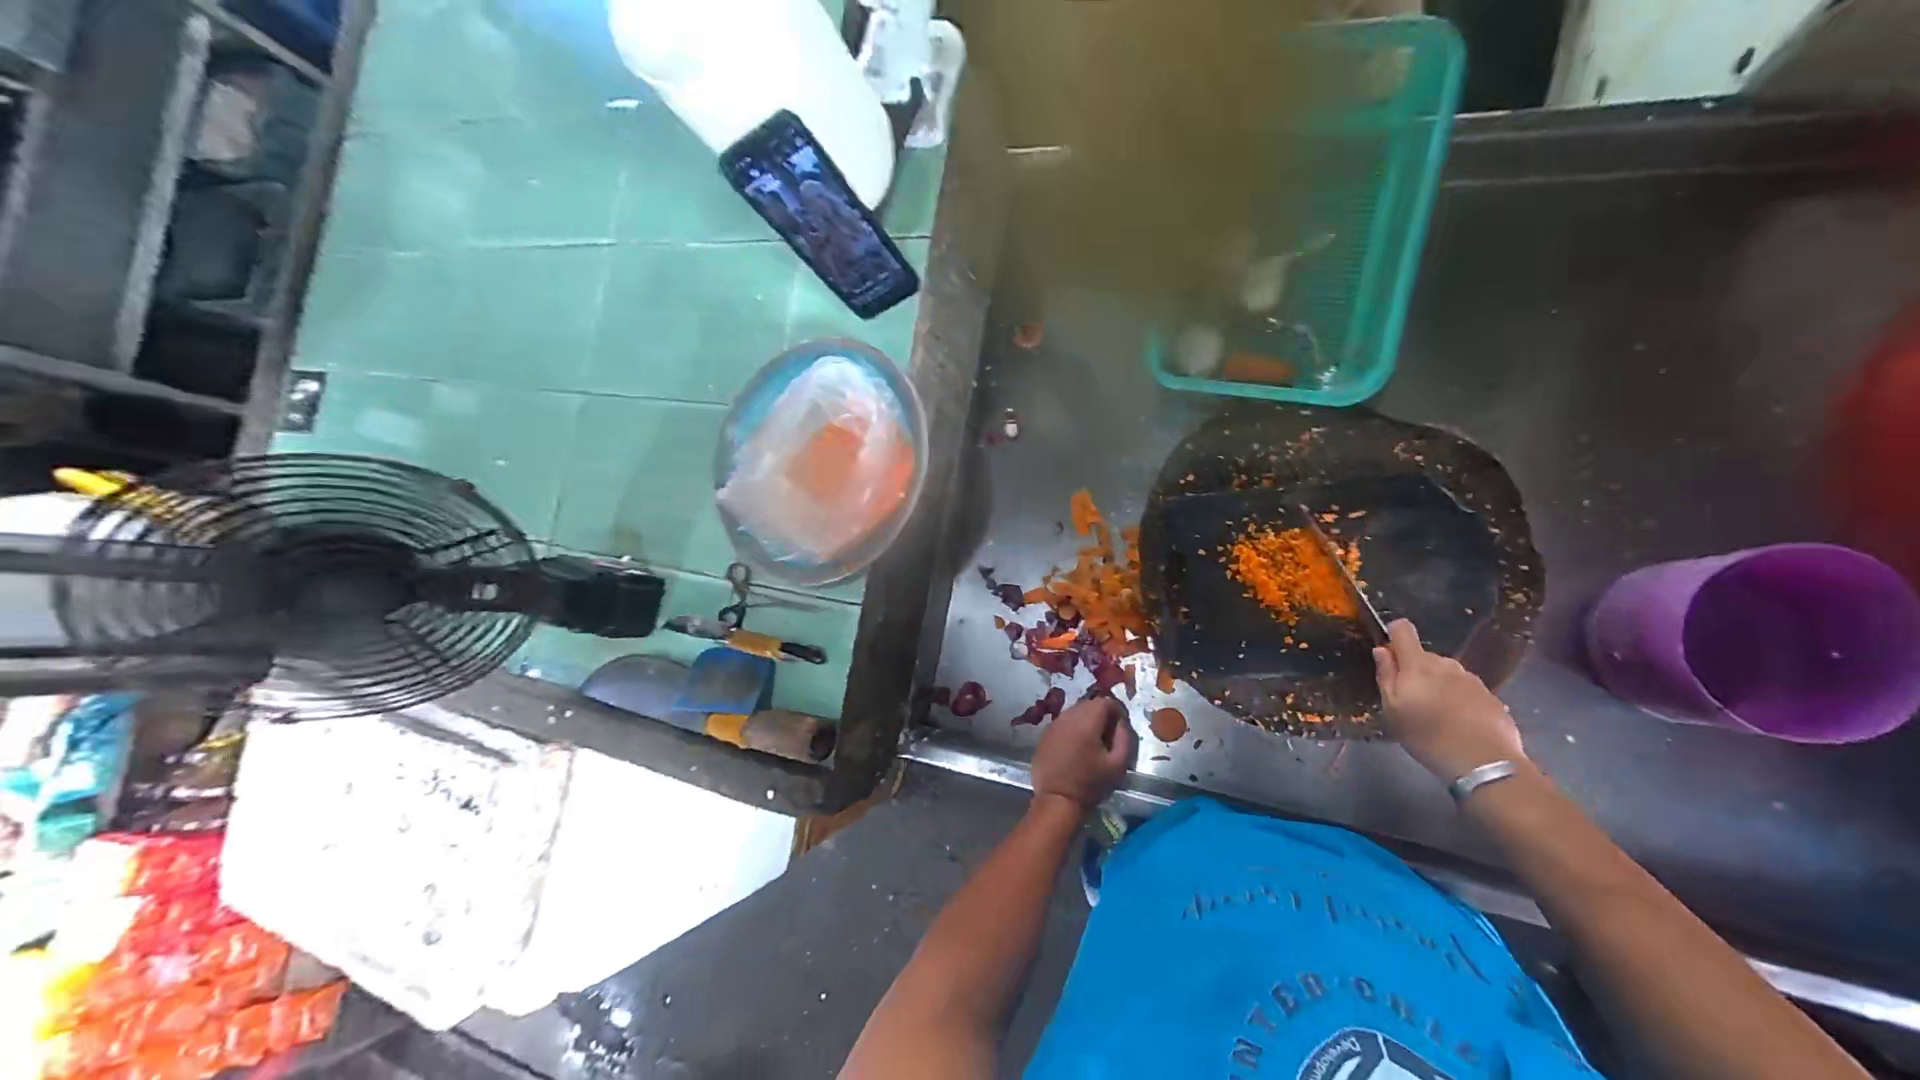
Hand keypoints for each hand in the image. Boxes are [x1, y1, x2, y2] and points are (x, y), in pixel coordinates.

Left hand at [1031, 697, 1134, 812]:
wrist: (1057, 800)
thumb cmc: (1091, 784)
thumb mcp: (1118, 764)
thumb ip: (1124, 737)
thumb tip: (1121, 722)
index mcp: (1086, 722)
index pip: (1104, 701)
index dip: (1116, 710)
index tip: (1120, 727)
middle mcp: (1067, 717)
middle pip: (1088, 704)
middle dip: (1101, 715)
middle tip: (1107, 735)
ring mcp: (1053, 725)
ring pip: (1074, 712)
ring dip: (1085, 721)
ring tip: (1092, 742)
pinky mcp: (1044, 734)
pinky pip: (1062, 723)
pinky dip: (1072, 729)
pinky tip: (1075, 747)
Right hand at [1374, 618, 1524, 781]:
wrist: (1484, 762)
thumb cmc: (1427, 735)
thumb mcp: (1393, 710)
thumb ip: (1386, 676)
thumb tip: (1381, 651)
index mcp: (1418, 664)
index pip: (1403, 630)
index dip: (1394, 634)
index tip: (1390, 653)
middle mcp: (1447, 664)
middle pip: (1425, 656)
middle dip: (1415, 670)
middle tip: (1411, 699)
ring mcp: (1472, 680)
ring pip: (1446, 673)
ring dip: (1437, 685)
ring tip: (1436, 714)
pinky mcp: (1491, 697)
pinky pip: (1466, 689)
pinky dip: (1457, 699)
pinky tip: (1458, 723)